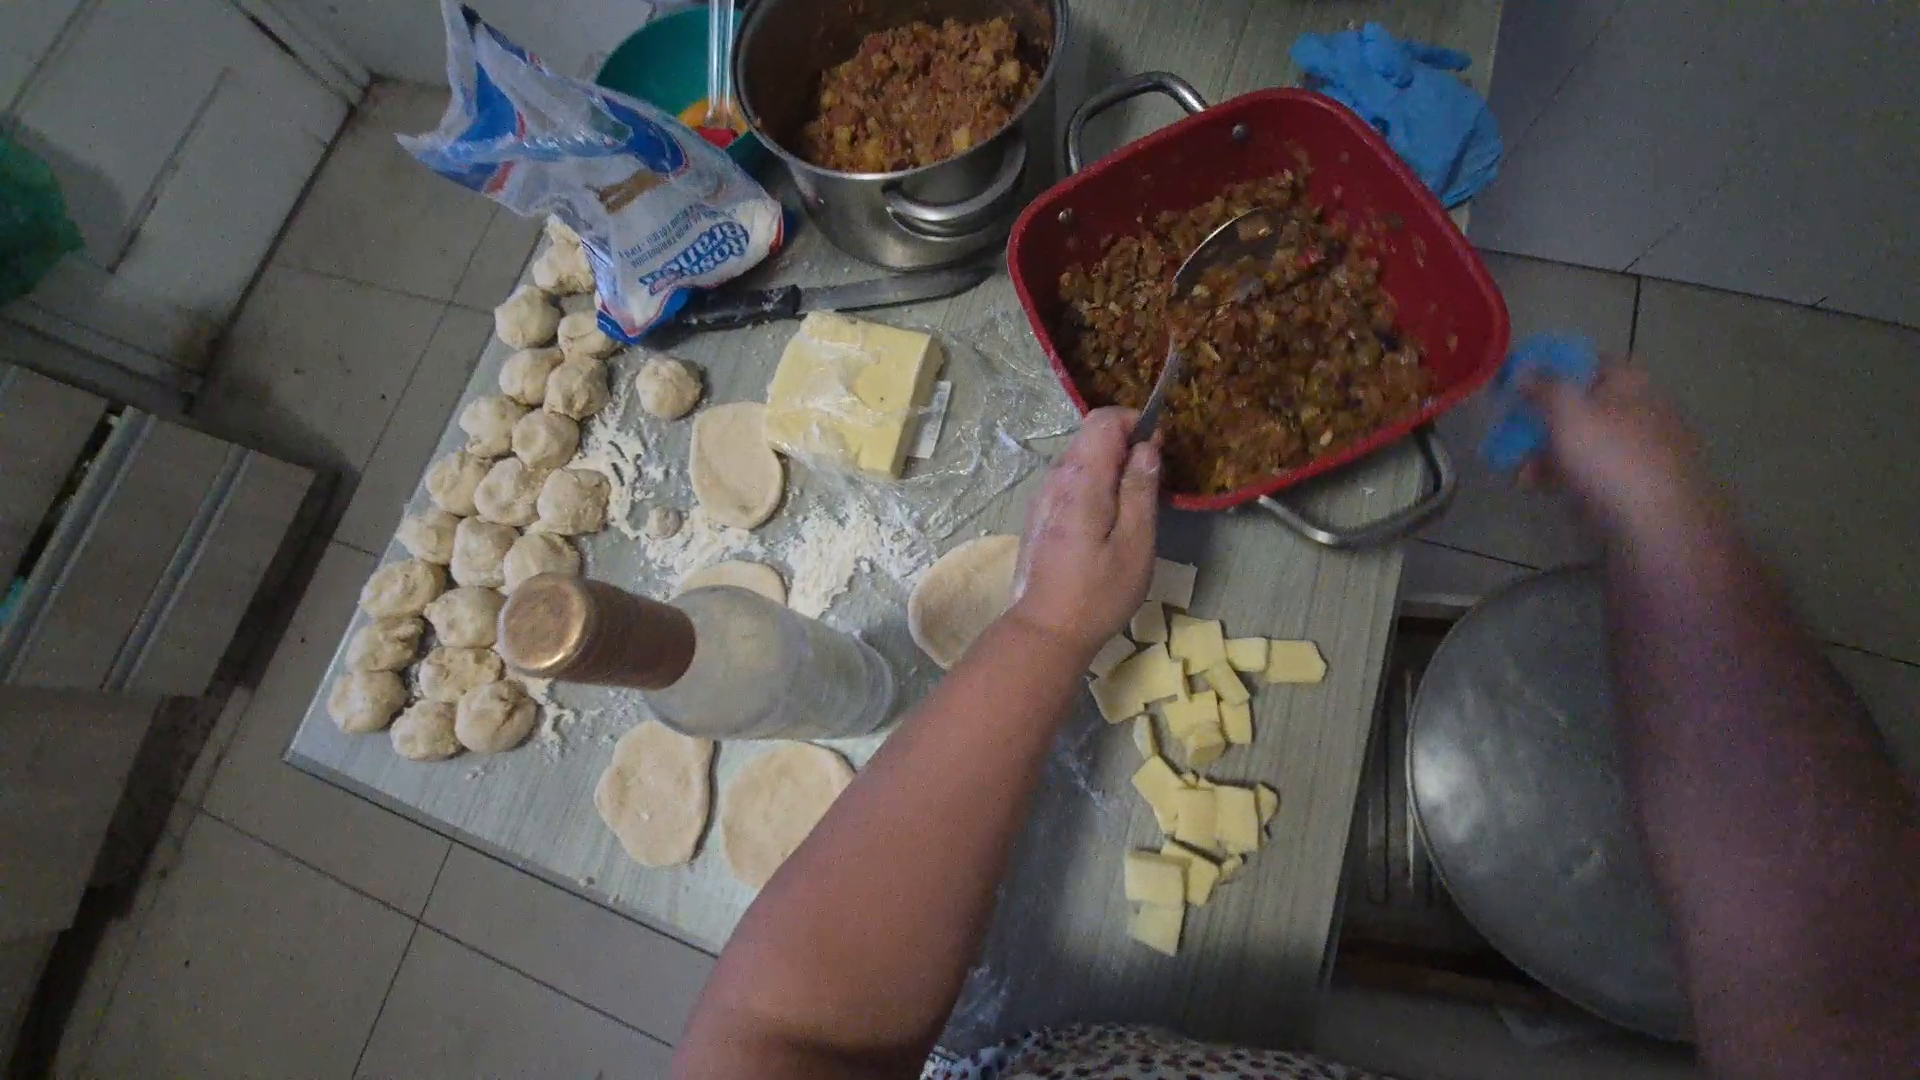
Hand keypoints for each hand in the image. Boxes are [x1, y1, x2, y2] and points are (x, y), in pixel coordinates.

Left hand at [1005, 408, 1160, 659]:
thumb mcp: (1135, 543)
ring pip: (1080, 462)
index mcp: (1081, 480)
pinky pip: (1069, 485)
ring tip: (1131, 510)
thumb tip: (1146, 447)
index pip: (1104, 420)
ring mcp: (1042, 498)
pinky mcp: (1038, 517)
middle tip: (1150, 487)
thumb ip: (1140, 489)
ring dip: (1110, 471)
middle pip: (1091, 438)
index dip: (1135, 425)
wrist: (1045, 630)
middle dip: (1125, 449)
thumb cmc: (1098, 591)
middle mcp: (1055, 480)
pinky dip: (1093, 489)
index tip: (1157, 453)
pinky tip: (1105, 526)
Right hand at [1523, 365, 1714, 534]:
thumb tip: (1525, 368)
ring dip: (1542, 451)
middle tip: (1508, 433)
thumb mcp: (1568, 412)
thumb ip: (1544, 387)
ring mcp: (1636, 446)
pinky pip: (1587, 467)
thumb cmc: (1609, 456)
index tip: (1517, 381)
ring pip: (1577, 439)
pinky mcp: (1630, 478)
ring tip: (1519, 471)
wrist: (1656, 518)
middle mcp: (1637, 408)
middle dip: (1538, 419)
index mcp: (1629, 384)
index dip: (1550, 367)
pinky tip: (1538, 486)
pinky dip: (1560, 473)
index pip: (1587, 361)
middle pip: (1578, 403)